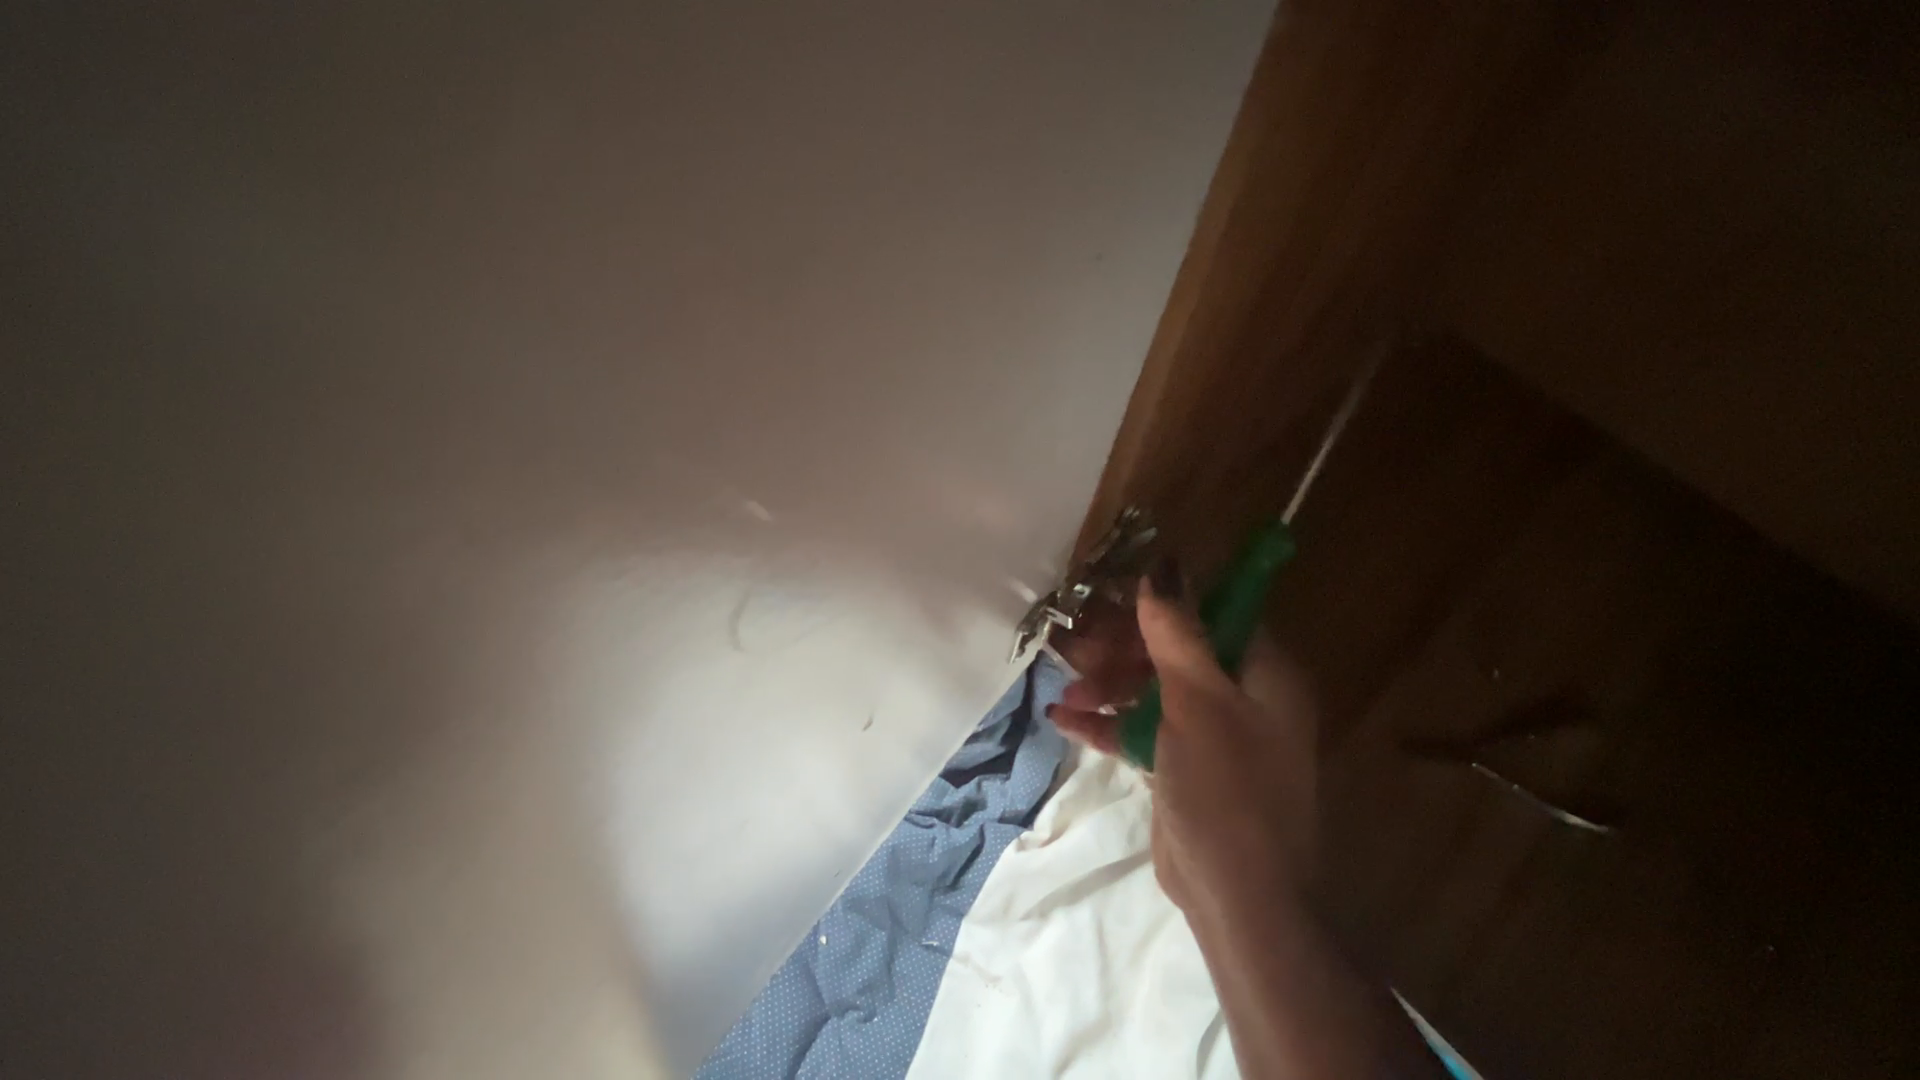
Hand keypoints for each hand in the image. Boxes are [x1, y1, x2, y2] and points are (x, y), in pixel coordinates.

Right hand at [1048, 571, 1318, 915]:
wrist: (1239, 895)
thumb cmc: (1227, 787)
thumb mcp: (1199, 702)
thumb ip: (1176, 633)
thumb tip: (1161, 567)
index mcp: (1263, 672)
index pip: (1212, 612)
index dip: (1161, 601)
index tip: (1109, 595)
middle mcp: (1242, 696)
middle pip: (1175, 650)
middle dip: (1122, 645)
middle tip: (1074, 643)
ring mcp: (1212, 734)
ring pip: (1153, 689)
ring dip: (1108, 683)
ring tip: (1063, 681)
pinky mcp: (1183, 767)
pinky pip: (1143, 729)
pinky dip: (1108, 723)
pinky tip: (1063, 718)